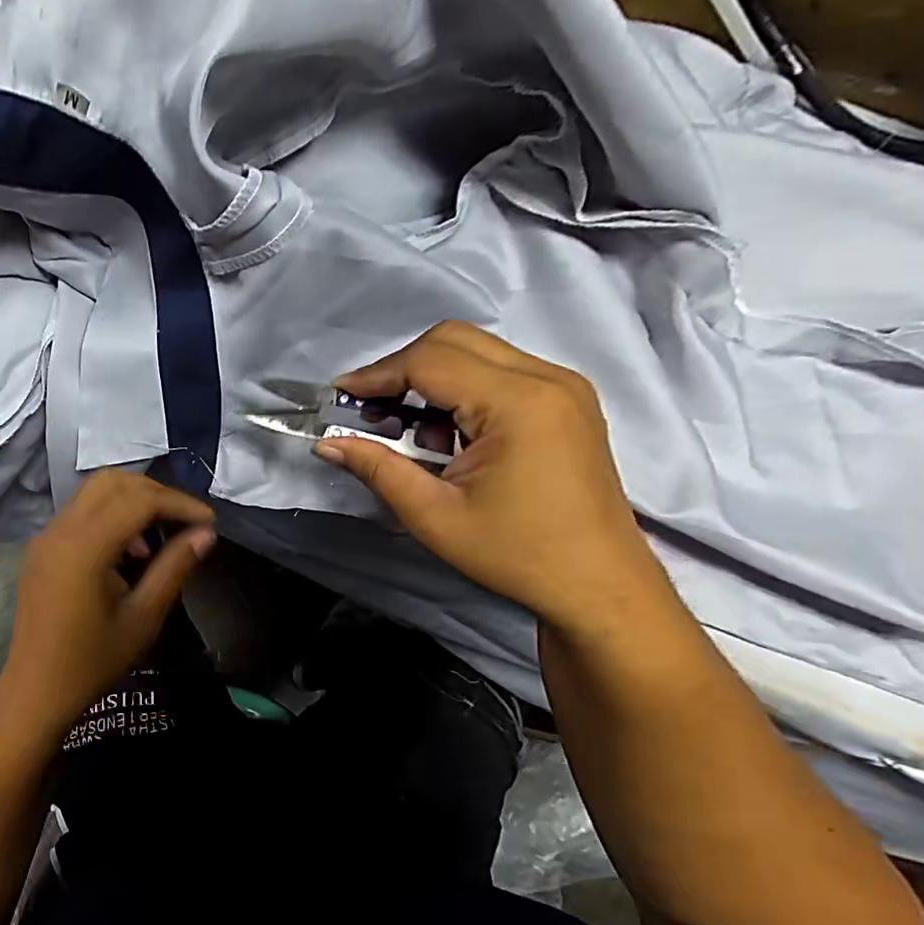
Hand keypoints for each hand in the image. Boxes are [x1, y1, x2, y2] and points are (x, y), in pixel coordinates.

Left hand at [0, 470, 215, 728]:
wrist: (36, 690)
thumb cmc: (92, 661)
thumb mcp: (143, 617)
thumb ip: (174, 568)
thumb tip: (206, 534)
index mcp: (83, 547)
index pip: (138, 499)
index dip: (179, 503)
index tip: (209, 522)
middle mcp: (59, 530)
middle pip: (113, 481)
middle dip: (155, 493)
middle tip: (185, 522)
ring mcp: (45, 536)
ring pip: (94, 492)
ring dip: (132, 502)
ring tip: (157, 542)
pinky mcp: (41, 547)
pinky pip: (80, 512)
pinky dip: (110, 516)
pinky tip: (128, 553)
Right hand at [317, 321, 664, 635]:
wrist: (597, 584)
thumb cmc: (514, 553)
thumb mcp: (432, 515)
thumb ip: (377, 468)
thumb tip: (326, 443)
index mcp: (518, 404)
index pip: (430, 360)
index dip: (377, 374)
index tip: (340, 396)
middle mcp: (547, 379)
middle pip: (454, 339)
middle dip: (401, 367)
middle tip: (370, 408)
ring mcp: (564, 386)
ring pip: (477, 350)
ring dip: (431, 376)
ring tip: (406, 426)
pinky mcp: (567, 401)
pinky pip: (500, 370)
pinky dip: (461, 388)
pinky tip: (447, 432)